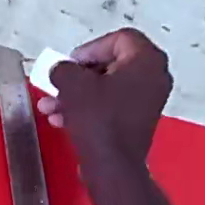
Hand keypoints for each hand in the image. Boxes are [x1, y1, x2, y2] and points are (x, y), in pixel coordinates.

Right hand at [37, 29, 172, 163]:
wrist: (112, 166)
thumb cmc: (97, 119)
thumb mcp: (72, 85)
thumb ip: (63, 68)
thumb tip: (61, 70)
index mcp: (147, 60)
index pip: (119, 38)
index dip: (89, 48)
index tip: (69, 64)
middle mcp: (154, 77)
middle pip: (111, 64)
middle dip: (78, 75)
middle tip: (58, 83)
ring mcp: (148, 101)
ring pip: (106, 88)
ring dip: (76, 94)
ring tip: (50, 106)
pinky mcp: (137, 121)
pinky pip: (110, 105)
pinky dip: (87, 108)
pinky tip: (61, 119)